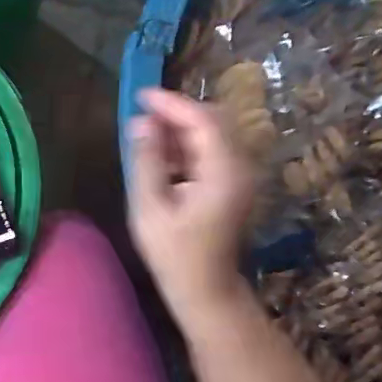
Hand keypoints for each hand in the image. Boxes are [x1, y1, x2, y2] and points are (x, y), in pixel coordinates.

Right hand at [128, 88, 254, 322]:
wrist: (203, 286)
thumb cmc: (173, 251)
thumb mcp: (150, 207)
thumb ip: (146, 162)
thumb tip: (141, 125)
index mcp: (223, 170)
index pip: (202, 121)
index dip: (172, 103)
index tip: (140, 96)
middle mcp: (240, 166)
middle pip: (214, 121)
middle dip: (177, 112)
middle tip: (141, 113)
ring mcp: (239, 176)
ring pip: (213, 135)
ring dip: (180, 128)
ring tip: (145, 133)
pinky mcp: (231, 185)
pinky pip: (211, 152)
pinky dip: (186, 146)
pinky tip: (161, 156)